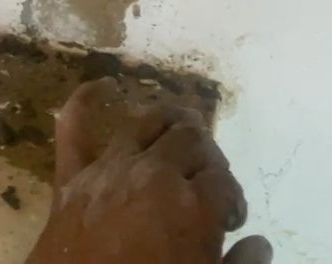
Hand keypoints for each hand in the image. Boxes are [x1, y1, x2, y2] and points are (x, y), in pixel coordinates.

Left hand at [25, 78, 272, 263]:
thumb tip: (260, 244)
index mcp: (192, 207)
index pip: (224, 181)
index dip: (233, 197)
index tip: (231, 220)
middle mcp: (154, 174)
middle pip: (192, 140)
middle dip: (207, 158)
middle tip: (208, 184)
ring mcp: (110, 170)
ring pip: (148, 120)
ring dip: (170, 121)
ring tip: (181, 132)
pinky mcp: (72, 179)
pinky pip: (75, 129)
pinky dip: (87, 102)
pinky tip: (103, 86)